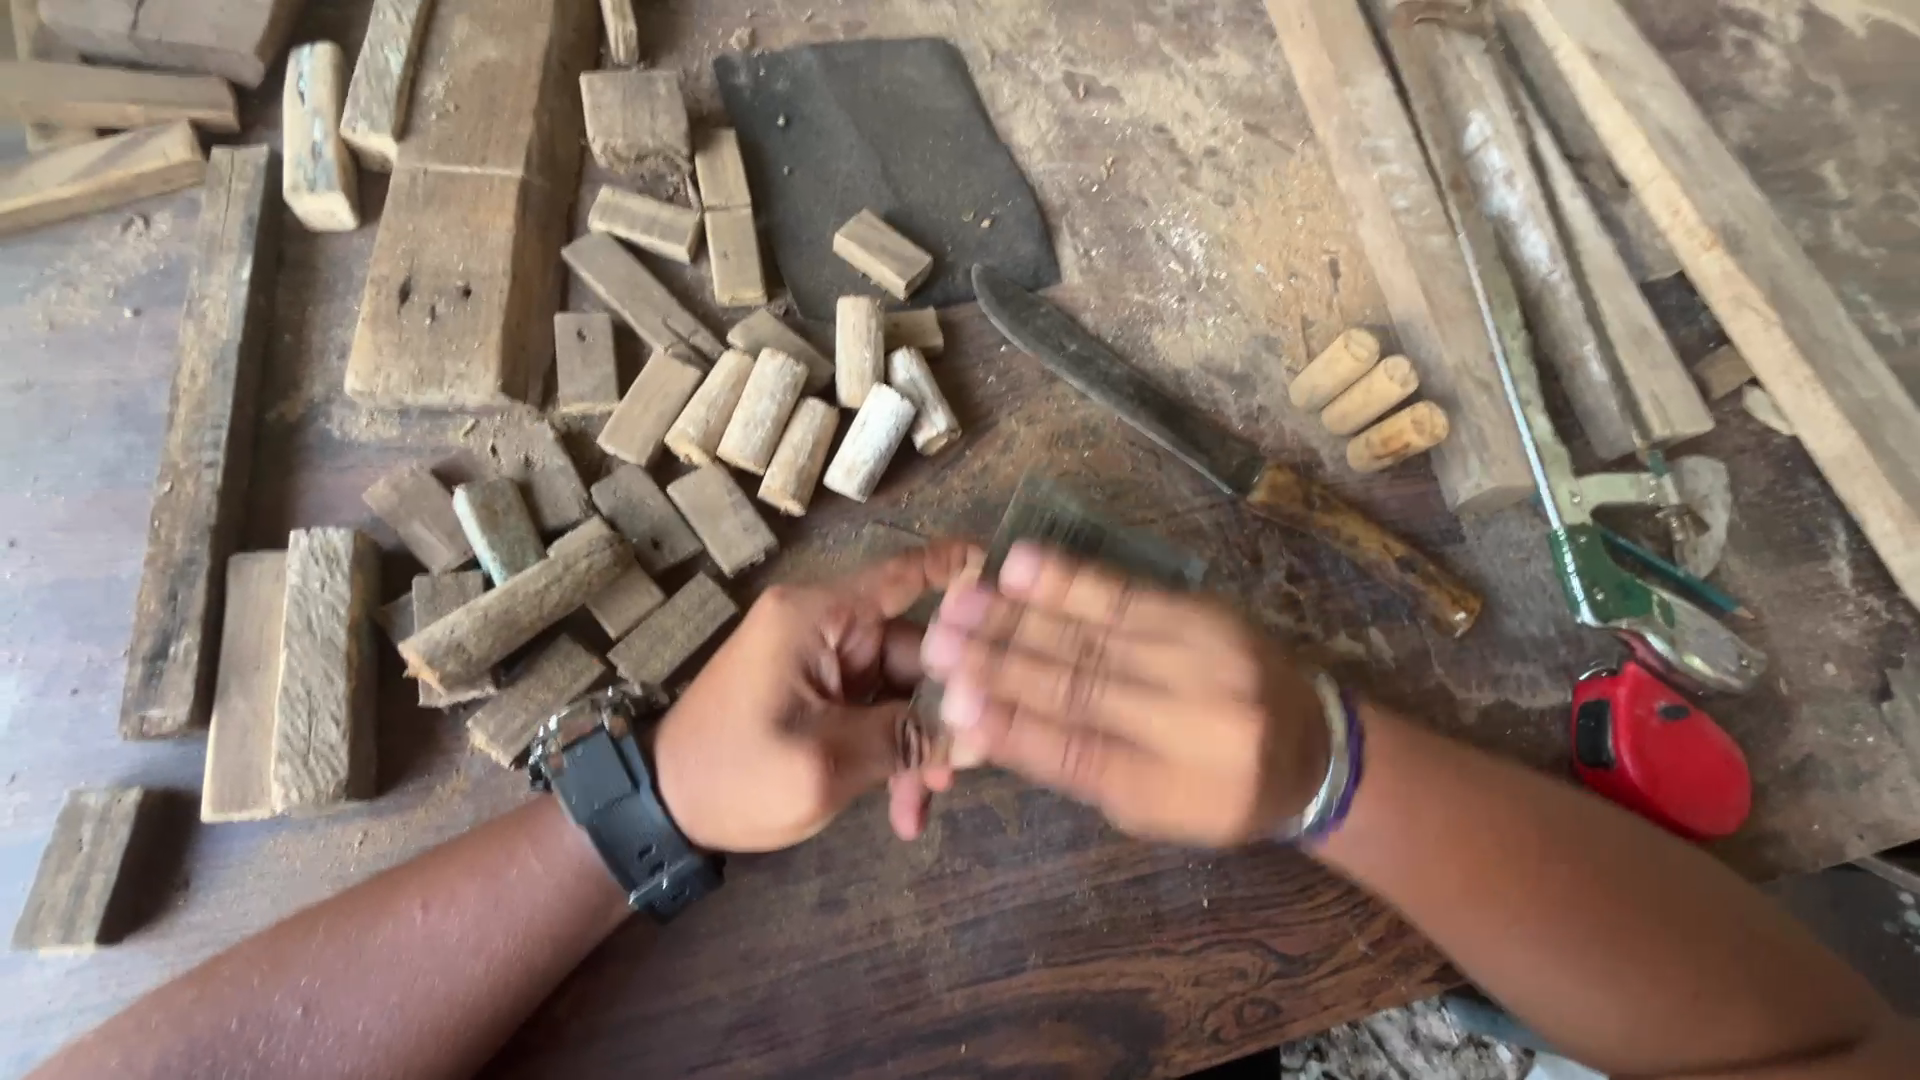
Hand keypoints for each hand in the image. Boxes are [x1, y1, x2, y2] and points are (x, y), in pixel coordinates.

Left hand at [653, 541, 978, 852]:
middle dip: (942, 712)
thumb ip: (906, 740)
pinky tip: (901, 808)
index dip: (961, 570)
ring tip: (923, 804)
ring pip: (903, 691)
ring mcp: (826, 662)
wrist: (663, 811)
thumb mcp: (824, 764)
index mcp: (819, 617)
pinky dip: (892, 753)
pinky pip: (878, 713)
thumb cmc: (733, 775)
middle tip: (966, 766)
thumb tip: (980, 732)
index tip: (1017, 577)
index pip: (904, 574)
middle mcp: (828, 627)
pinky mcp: (824, 694)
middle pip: (916, 652)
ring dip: (918, 745)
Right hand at [919, 543, 1330, 846]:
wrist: (1316, 747)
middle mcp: (1195, 718)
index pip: (1078, 753)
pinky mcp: (1204, 612)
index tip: (952, 707)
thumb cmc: (1218, 791)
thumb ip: (1076, 765)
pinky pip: (1127, 592)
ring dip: (1019, 615)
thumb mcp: (1150, 807)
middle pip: (1080, 685)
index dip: (1012, 729)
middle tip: (934, 643)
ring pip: (1094, 633)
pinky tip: (1021, 564)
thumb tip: (988, 725)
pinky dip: (1068, 579)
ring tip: (960, 602)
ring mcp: (1205, 656)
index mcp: (1179, 786)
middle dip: (999, 662)